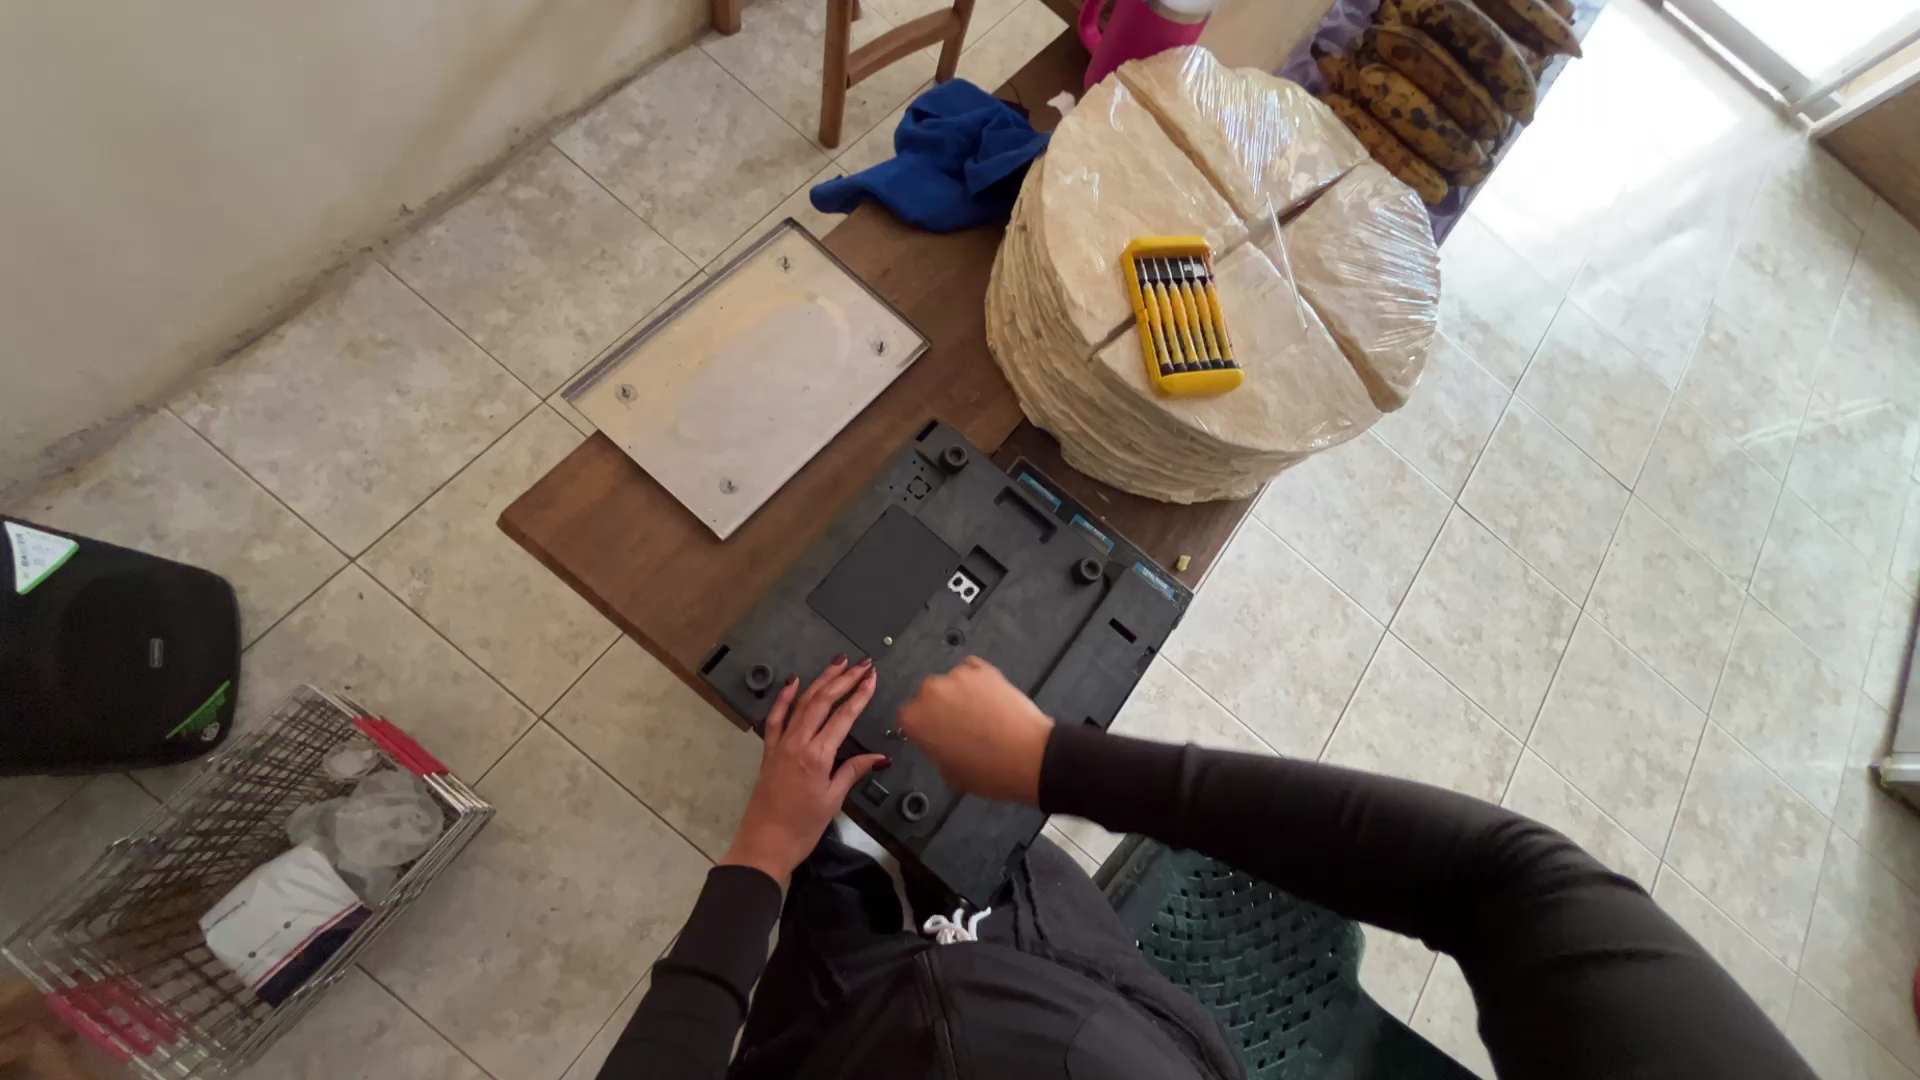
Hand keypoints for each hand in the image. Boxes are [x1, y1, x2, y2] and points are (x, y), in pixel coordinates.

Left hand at [720, 657, 889, 884]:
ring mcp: (781, 744)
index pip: (843, 717)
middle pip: (823, 702)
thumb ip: (853, 771)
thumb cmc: (803, 828)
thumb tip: (880, 757)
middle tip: (862, 663)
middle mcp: (798, 743)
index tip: (872, 677)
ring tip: (837, 663)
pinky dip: (784, 697)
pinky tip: (794, 681)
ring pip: (802, 703)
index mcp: (818, 756)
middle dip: (844, 679)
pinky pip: (776, 718)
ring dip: (821, 680)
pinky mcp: (769, 750)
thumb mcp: (833, 800)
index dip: (860, 695)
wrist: (763, 845)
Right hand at [898, 657, 1052, 804]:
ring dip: (959, 693)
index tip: (932, 733)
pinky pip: (972, 670)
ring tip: (979, 713)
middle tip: (958, 725)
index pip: (906, 716)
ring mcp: (958, 676)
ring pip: (950, 682)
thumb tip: (940, 743)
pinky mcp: (983, 668)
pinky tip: (988, 698)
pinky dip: (977, 680)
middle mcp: (931, 692)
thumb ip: (935, 751)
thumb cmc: (990, 771)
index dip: (921, 726)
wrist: (1029, 756)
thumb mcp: (950, 774)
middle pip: (927, 694)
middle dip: (939, 707)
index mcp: (916, 720)